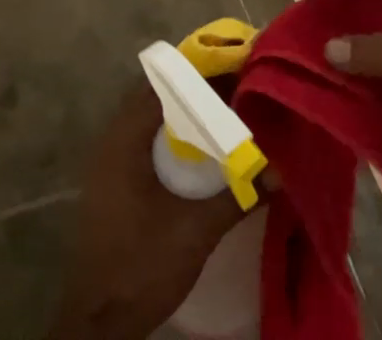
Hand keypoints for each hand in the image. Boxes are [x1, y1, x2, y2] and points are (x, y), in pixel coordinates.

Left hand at [48, 81, 247, 339]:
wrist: (99, 320)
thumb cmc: (142, 264)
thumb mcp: (196, 230)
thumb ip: (238, 195)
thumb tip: (281, 171)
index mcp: (122, 141)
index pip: (161, 83)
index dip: (199, 72)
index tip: (237, 67)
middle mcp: (110, 142)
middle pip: (156, 98)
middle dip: (197, 92)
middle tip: (240, 91)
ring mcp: (109, 165)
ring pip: (151, 122)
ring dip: (186, 116)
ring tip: (229, 116)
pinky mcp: (114, 185)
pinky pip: (147, 144)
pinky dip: (175, 139)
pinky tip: (205, 154)